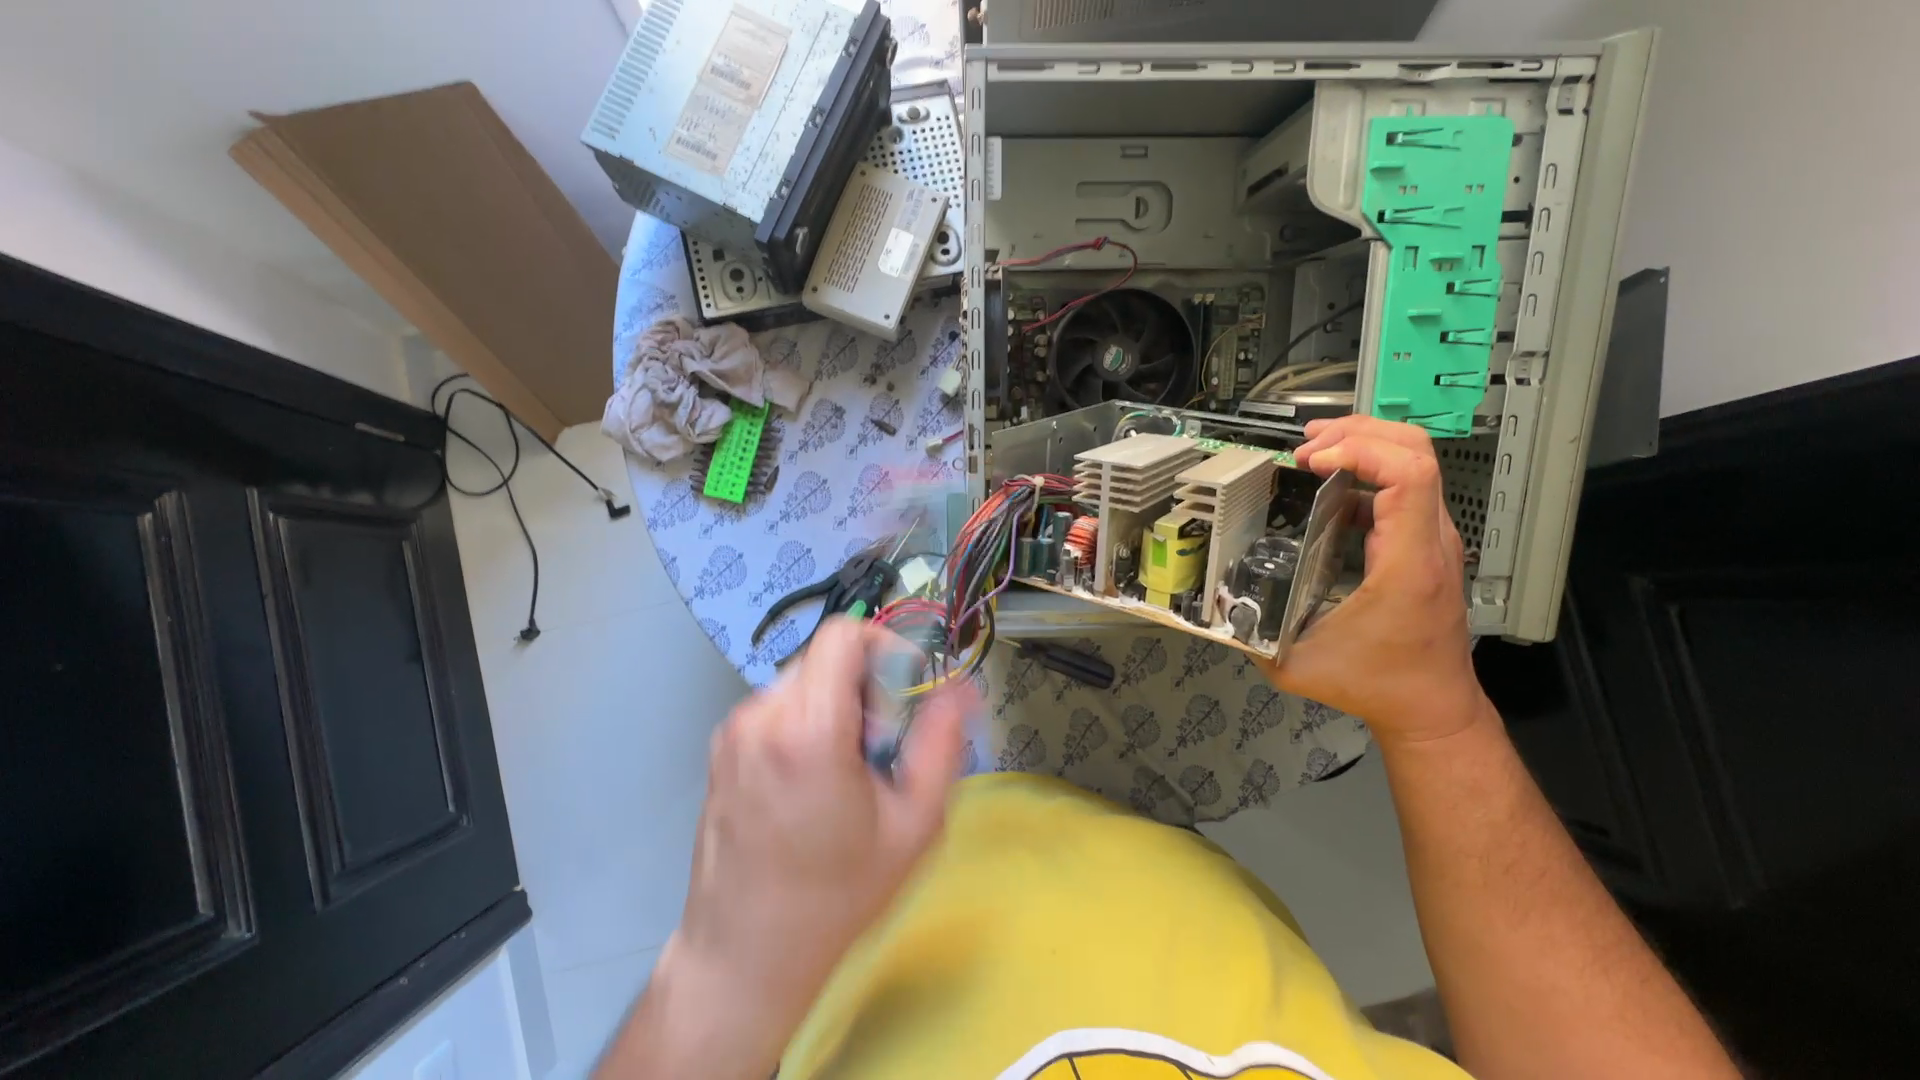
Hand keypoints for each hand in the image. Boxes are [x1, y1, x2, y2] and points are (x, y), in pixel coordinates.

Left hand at [623, 618, 971, 1078]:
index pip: (844, 633)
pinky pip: (775, 710)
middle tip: (881, 751)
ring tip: (846, 776)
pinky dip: (804, 726)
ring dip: (834, 709)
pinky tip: (811, 787)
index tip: (904, 696)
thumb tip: (962, 687)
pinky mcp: (719, 751)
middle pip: (825, 660)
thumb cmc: (837, 895)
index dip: (886, 647)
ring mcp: (731, 732)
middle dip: (864, 689)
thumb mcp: (913, 823)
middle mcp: (759, 715)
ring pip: (801, 684)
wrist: (746, 954)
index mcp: (807, 727)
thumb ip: (942, 742)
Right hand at [1264, 416, 1482, 745]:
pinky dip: (1367, 472)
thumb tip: (1214, 607)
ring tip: (1313, 453)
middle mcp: (1431, 541)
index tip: (1311, 461)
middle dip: (1358, 432)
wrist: (1432, 708)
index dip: (1359, 450)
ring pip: (1416, 462)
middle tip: (1306, 444)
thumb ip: (1252, 637)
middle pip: (1416, 450)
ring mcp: (1434, 540)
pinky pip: (1406, 488)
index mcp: (1407, 562)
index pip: (1408, 473)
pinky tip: (1329, 487)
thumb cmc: (1376, 686)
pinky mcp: (1428, 545)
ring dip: (1364, 446)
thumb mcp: (1299, 665)